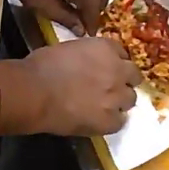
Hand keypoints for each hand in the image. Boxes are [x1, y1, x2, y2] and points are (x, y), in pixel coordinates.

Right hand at [0, 37, 140, 135]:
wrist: (34, 92)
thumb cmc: (42, 66)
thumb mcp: (68, 48)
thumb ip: (86, 55)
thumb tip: (87, 65)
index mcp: (105, 48)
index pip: (122, 54)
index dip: (115, 63)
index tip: (106, 69)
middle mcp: (118, 70)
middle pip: (134, 76)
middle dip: (123, 81)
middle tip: (109, 88)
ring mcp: (116, 97)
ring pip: (130, 99)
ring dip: (119, 101)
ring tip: (103, 107)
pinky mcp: (111, 120)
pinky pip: (120, 122)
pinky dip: (111, 121)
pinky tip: (97, 121)